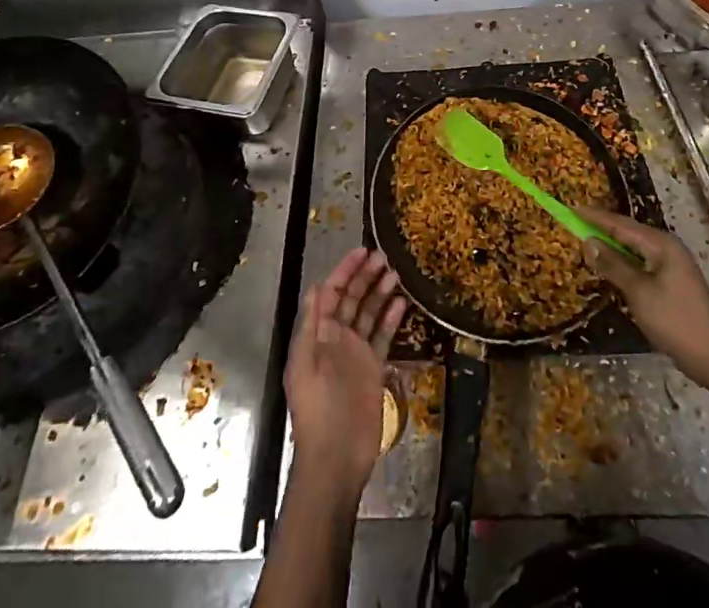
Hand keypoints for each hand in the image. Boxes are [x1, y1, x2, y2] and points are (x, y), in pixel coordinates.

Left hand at [285, 246, 407, 491]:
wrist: (336, 456)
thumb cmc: (317, 410)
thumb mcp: (306, 364)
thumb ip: (312, 324)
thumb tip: (317, 286)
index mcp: (315, 335)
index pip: (329, 293)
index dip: (343, 271)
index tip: (361, 252)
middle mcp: (334, 339)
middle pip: (350, 299)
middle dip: (364, 276)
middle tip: (383, 256)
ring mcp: (354, 353)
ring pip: (367, 314)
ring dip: (379, 293)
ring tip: (395, 272)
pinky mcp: (372, 368)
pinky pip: (381, 336)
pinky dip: (390, 319)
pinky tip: (402, 303)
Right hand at [575, 206, 708, 370]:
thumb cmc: (673, 320)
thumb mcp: (638, 291)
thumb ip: (613, 264)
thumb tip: (588, 241)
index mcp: (661, 245)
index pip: (621, 224)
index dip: (595, 217)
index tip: (572, 208)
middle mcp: (667, 248)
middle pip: (628, 232)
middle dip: (602, 227)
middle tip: (575, 223)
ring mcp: (671, 265)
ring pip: (634, 248)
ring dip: (611, 244)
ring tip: (586, 240)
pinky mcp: (670, 281)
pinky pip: (640, 262)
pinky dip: (622, 260)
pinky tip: (609, 265)